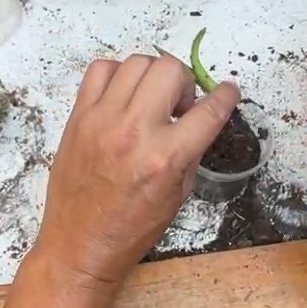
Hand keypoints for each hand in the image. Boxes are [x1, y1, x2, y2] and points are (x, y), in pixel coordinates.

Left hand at [32, 55, 240, 290]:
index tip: (228, 91)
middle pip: (170, 70)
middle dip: (184, 84)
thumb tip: (199, 115)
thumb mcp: (178, 193)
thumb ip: (191, 149)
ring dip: (153, 77)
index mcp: (165, 158)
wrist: (79, 245)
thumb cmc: (131, 228)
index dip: (226, 96)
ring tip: (151, 101)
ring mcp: (101, 120)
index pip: (208, 110)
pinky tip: (123, 97)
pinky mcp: (78, 117)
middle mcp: (133, 133)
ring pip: (136, 62)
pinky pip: (100, 70)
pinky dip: (117, 75)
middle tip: (179, 107)